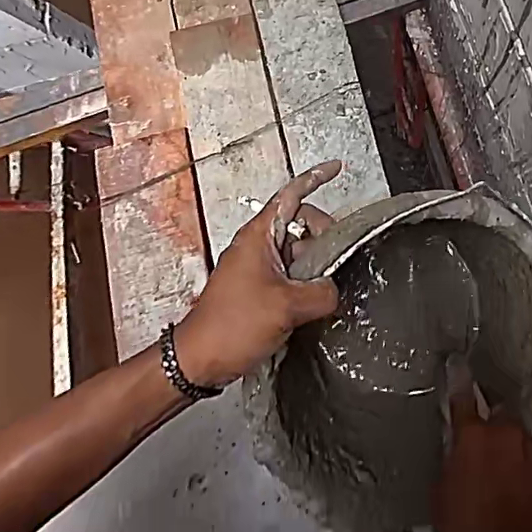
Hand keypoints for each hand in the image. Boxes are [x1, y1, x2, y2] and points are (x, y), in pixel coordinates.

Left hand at [172, 160, 344, 388]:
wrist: (195, 363)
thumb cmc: (231, 327)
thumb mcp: (287, 307)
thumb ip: (322, 292)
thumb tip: (334, 288)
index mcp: (260, 235)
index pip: (292, 194)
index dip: (316, 178)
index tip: (336, 168)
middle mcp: (257, 245)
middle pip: (301, 224)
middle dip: (323, 237)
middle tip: (334, 259)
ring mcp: (257, 267)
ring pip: (298, 251)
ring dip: (314, 266)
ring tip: (318, 291)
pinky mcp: (258, 289)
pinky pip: (290, 274)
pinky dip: (305, 282)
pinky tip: (311, 304)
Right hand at [434, 369, 531, 531]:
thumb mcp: (444, 502)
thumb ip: (451, 463)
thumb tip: (456, 454)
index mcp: (473, 439)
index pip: (462, 396)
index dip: (459, 380)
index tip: (458, 366)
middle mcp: (508, 438)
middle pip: (500, 420)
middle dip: (494, 434)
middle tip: (486, 464)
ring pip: (525, 446)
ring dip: (518, 462)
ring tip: (509, 498)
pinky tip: (530, 507)